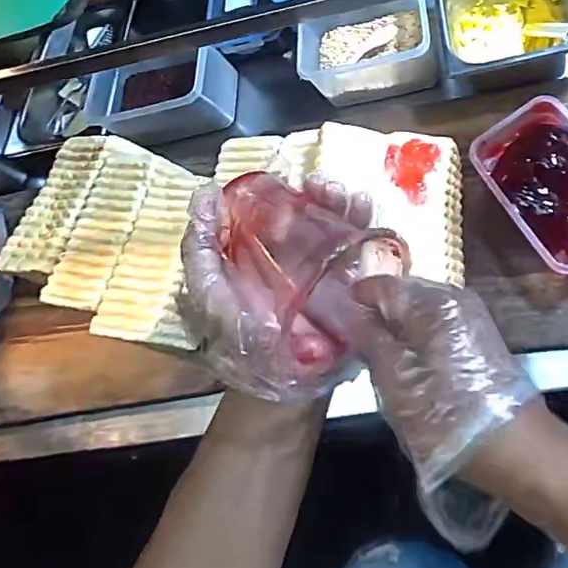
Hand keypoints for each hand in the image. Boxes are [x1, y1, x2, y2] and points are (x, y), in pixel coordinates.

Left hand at [178, 176, 372, 403]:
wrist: (285, 387)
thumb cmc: (241, 342)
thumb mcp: (209, 296)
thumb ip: (200, 249)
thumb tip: (205, 193)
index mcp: (265, 247)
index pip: (278, 206)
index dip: (282, 188)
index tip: (285, 179)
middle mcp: (300, 250)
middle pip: (316, 208)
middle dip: (322, 189)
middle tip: (321, 185)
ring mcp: (330, 264)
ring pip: (342, 220)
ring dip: (344, 201)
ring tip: (346, 196)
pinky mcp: (355, 280)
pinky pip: (366, 246)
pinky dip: (368, 223)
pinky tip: (364, 209)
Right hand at [345, 275, 540, 489]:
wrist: (516, 447)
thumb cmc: (447, 414)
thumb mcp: (395, 380)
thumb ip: (368, 338)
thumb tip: (348, 311)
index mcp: (432, 299)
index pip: (380, 285)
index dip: (353, 301)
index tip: (331, 323)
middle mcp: (453, 295)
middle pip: (400, 296)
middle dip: (375, 317)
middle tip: (352, 348)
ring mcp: (469, 315)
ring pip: (417, 313)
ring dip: (396, 332)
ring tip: (378, 362)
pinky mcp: (477, 335)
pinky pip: (435, 326)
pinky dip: (416, 340)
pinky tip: (408, 368)